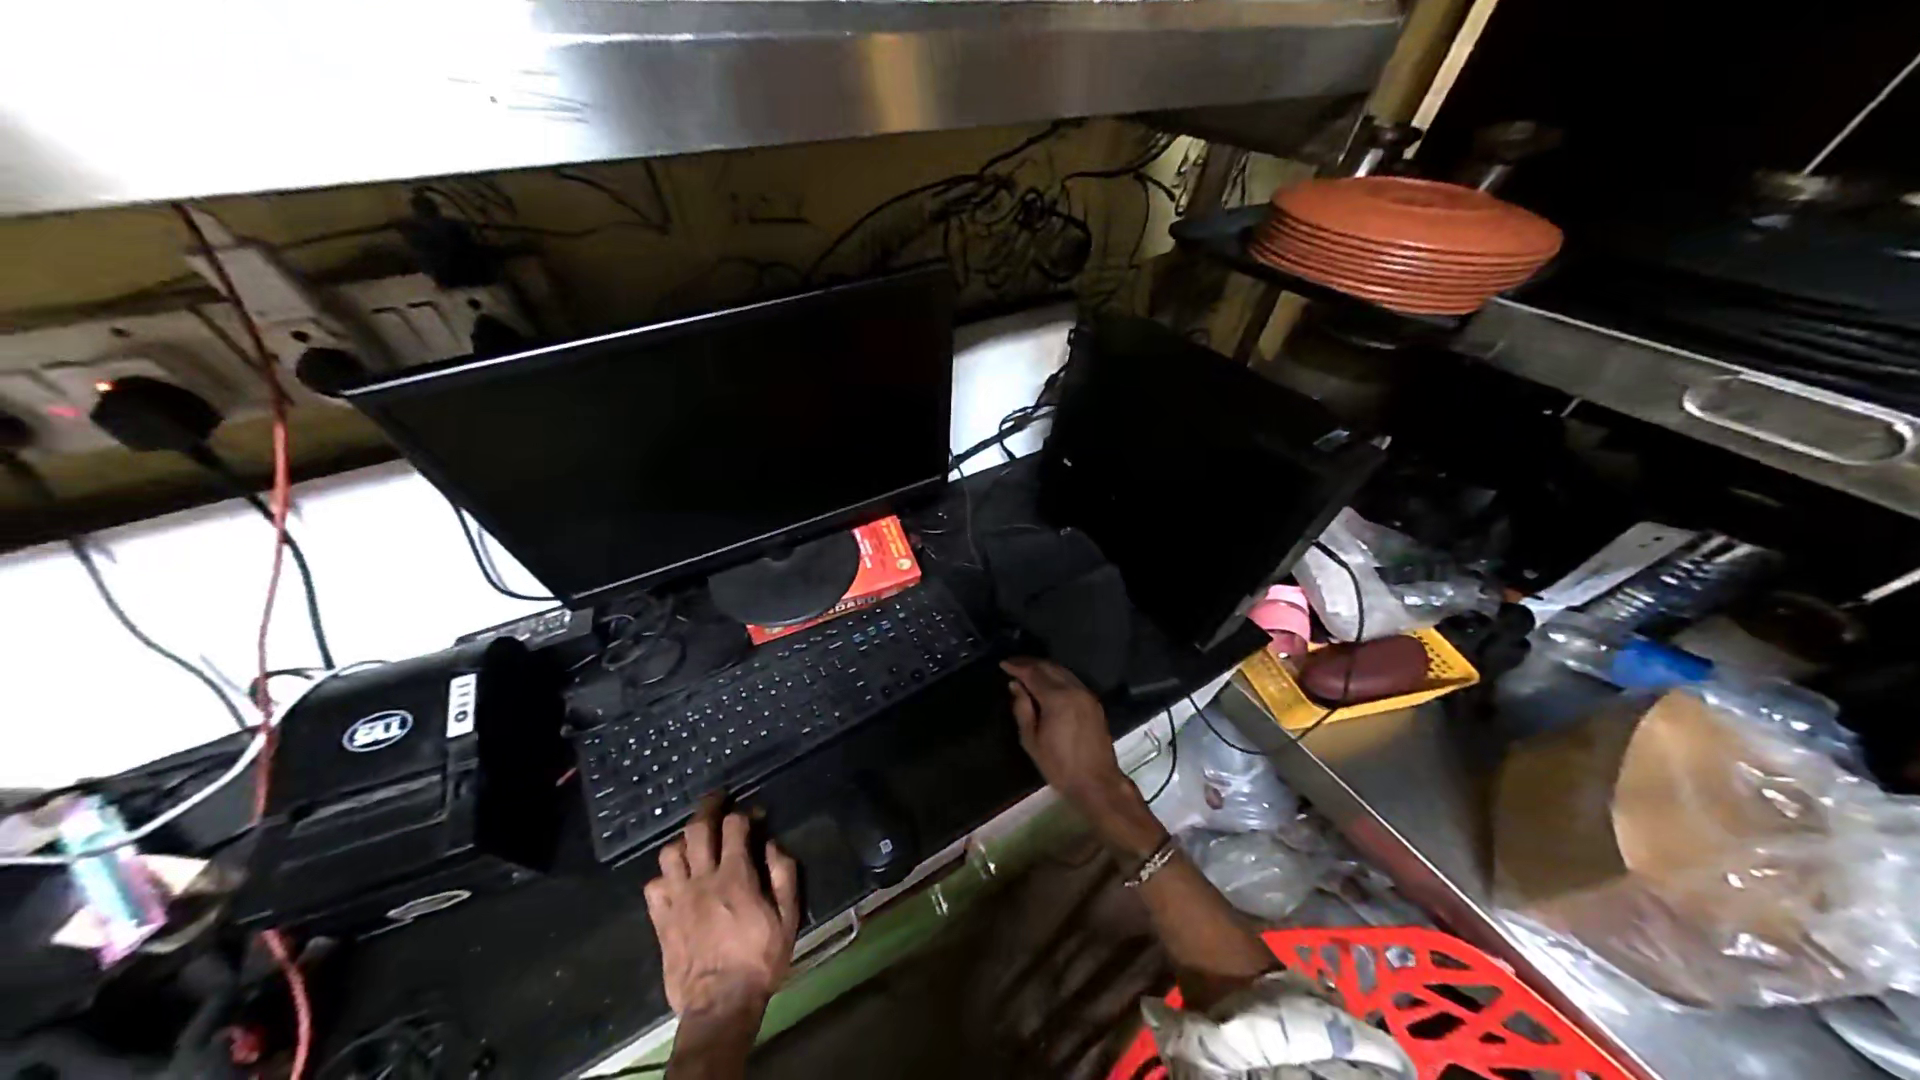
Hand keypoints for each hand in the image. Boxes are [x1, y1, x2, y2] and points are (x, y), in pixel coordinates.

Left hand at [644, 797, 800, 1024]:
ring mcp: (677, 899)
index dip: (744, 814)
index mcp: (735, 876)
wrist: (720, 1005)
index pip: (734, 826)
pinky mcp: (661, 921)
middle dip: (708, 808)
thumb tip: (772, 844)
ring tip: (695, 842)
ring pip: (669, 853)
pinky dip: (664, 876)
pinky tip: (676, 880)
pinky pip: (653, 886)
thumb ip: (783, 874)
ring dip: (683, 841)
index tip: (753, 816)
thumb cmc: (760, 959)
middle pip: (697, 829)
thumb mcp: (788, 917)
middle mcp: (702, 879)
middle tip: (717, 800)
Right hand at [1002, 658, 1132, 808]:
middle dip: (1030, 663)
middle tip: (1013, 663)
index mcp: (1057, 699)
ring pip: (1062, 671)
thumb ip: (1022, 708)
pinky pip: (1072, 680)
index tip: (1003, 664)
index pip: (1033, 673)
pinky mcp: (1094, 702)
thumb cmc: (1059, 766)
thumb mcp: (1031, 740)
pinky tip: (1047, 682)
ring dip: (1044, 667)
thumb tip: (1015, 685)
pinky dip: (1056, 676)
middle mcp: (1074, 690)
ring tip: (1027, 670)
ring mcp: (1087, 695)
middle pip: (1049, 667)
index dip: (1017, 666)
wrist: (1096, 782)